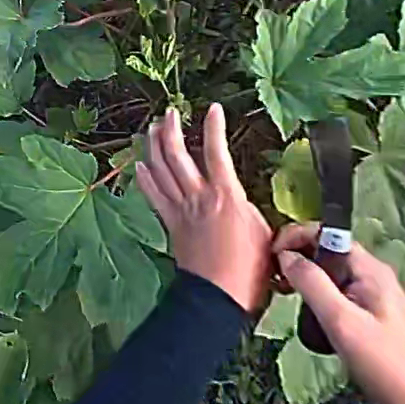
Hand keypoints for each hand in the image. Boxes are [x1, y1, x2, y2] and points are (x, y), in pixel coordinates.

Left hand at [135, 104, 272, 314]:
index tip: (212, 109)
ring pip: (160, 170)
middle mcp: (198, 197)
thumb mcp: (265, 233)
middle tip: (169, 112)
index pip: (217, 151)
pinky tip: (139, 166)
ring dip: (153, 147)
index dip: (213, 127)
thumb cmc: (251, 269)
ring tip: (152, 129)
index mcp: (226, 195)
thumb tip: (241, 202)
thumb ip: (249, 210)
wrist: (219, 295)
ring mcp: (180, 209)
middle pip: (177, 155)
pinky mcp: (169, 223)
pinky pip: (153, 195)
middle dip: (171, 129)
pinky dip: (144, 178)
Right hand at [273, 224, 404, 403]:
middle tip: (272, 274)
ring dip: (301, 272)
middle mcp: (372, 274)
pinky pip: (333, 285)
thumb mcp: (340, 320)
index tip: (271, 255)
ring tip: (281, 289)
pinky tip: (301, 304)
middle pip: (325, 247)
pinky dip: (311, 288)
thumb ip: (311, 283)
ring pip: (327, 267)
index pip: (326, 233)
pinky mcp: (367, 308)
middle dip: (294, 253)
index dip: (294, 236)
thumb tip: (285, 256)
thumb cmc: (382, 362)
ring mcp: (371, 291)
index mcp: (370, 270)